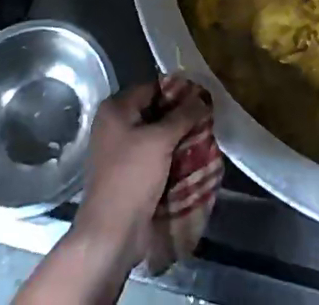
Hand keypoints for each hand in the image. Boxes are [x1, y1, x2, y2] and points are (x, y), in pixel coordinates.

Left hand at [72, 80, 210, 263]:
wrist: (111, 231)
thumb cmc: (132, 177)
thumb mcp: (160, 140)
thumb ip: (183, 115)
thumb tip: (202, 97)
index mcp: (115, 109)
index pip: (152, 87)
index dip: (178, 91)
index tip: (204, 98)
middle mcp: (114, 124)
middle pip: (154, 110)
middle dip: (180, 116)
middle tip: (207, 120)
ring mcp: (119, 149)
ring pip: (155, 134)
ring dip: (177, 137)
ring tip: (204, 139)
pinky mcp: (127, 172)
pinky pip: (152, 154)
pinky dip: (170, 155)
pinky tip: (190, 158)